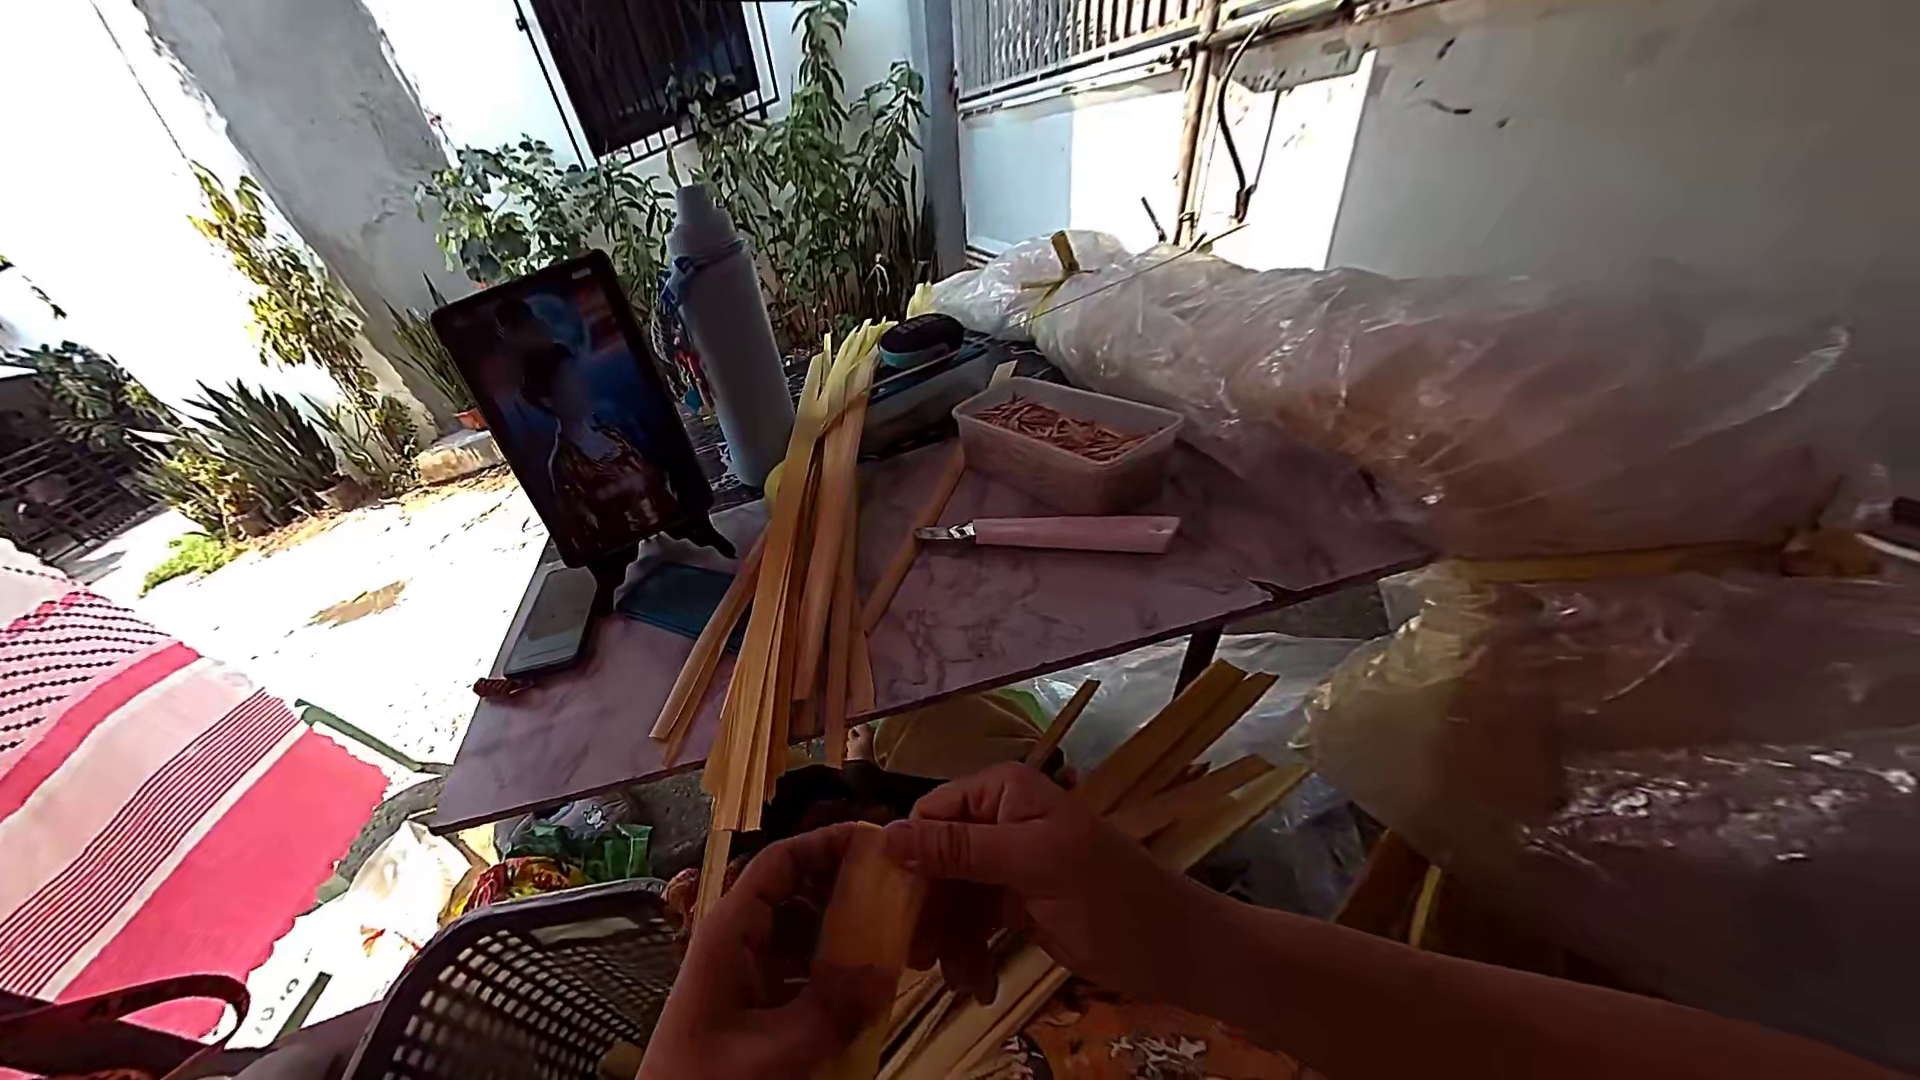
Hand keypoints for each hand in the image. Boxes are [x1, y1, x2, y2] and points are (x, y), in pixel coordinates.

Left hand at [638, 824, 894, 1079]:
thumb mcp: (771, 1054)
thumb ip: (831, 1011)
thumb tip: (889, 968)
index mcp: (729, 930)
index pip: (780, 861)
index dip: (825, 842)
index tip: (873, 841)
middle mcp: (737, 940)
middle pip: (796, 889)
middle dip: (844, 884)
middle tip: (893, 885)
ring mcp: (746, 973)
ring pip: (801, 928)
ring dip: (842, 925)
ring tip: (888, 927)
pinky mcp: (754, 1005)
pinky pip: (800, 966)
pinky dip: (832, 964)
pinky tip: (864, 979)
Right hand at [881, 762, 1211, 1003]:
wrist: (1170, 948)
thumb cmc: (1106, 894)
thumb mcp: (1031, 865)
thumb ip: (960, 848)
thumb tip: (887, 836)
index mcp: (1001, 791)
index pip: (932, 813)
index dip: (909, 857)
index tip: (891, 908)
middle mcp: (997, 818)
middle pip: (936, 858)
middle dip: (930, 909)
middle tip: (917, 958)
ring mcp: (1005, 861)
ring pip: (950, 895)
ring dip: (950, 939)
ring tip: (961, 979)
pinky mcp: (1012, 899)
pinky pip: (971, 920)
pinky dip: (969, 951)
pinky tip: (979, 982)